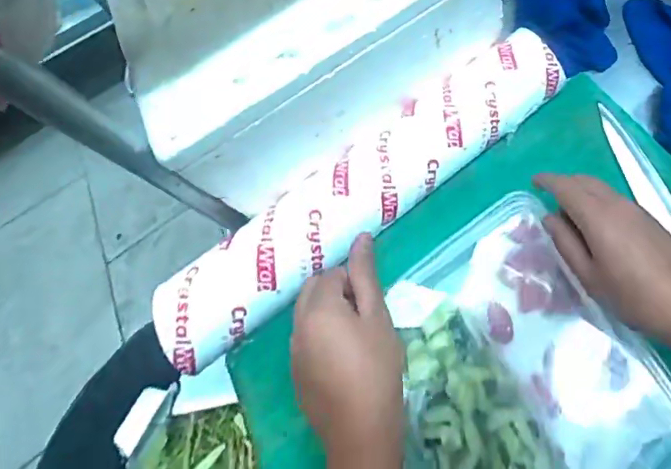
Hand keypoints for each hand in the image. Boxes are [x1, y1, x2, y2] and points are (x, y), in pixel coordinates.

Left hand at [290, 233, 404, 468]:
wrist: (362, 435)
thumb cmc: (376, 370)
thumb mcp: (377, 318)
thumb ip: (365, 275)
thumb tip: (361, 237)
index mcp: (318, 307)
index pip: (333, 274)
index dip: (355, 285)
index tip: (371, 308)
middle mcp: (298, 324)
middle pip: (314, 289)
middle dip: (336, 293)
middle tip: (362, 319)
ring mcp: (293, 350)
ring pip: (307, 313)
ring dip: (326, 314)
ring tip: (354, 339)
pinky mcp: (295, 373)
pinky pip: (304, 339)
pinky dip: (319, 337)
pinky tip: (342, 360)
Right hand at [534, 172, 670, 342]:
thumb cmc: (635, 297)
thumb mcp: (590, 278)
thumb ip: (566, 244)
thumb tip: (550, 218)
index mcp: (596, 215)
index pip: (565, 186)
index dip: (547, 181)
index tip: (533, 182)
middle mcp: (614, 202)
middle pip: (583, 180)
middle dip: (563, 183)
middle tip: (549, 196)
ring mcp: (634, 208)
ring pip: (599, 187)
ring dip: (581, 191)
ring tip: (571, 212)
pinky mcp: (648, 218)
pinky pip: (613, 197)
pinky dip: (597, 199)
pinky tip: (597, 224)